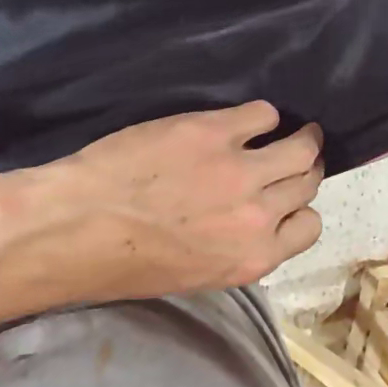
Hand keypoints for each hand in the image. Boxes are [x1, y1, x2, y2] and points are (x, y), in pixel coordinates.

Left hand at [0, 102, 324, 306]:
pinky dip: (261, 115)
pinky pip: (261, 114)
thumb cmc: (125, 261)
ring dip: (301, 136)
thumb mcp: (197, 272)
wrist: (77, 226)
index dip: (300, 207)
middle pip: (307, 181)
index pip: (310, 226)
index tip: (289, 196)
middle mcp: (259, 215)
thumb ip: (238, 247)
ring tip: (292, 128)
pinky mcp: (215, 132)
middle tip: (296, 154)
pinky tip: (247, 119)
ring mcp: (241, 170)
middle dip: (305, 168)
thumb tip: (256, 222)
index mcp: (254, 257)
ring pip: (300, 146)